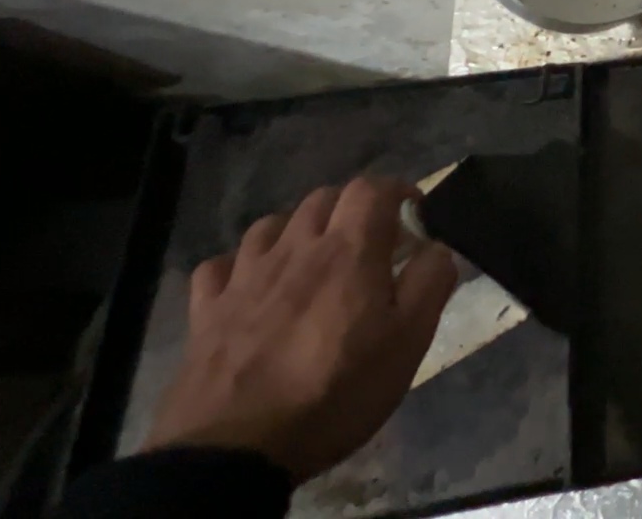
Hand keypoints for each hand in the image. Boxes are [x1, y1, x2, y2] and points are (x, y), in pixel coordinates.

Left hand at [144, 177, 457, 481]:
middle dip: (353, 207)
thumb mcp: (410, 340)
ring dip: (301, 229)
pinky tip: (256, 285)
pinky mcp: (204, 313)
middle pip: (323, 198)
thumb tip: (437, 247)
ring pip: (272, 224)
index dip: (398, 190)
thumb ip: (432, 281)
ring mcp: (243, 279)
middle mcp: (295, 250)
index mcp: (350, 251)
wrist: (233, 453)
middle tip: (374, 242)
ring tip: (317, 259)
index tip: (414, 216)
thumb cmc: (337, 390)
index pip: (372, 188)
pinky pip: (221, 265)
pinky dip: (244, 263)